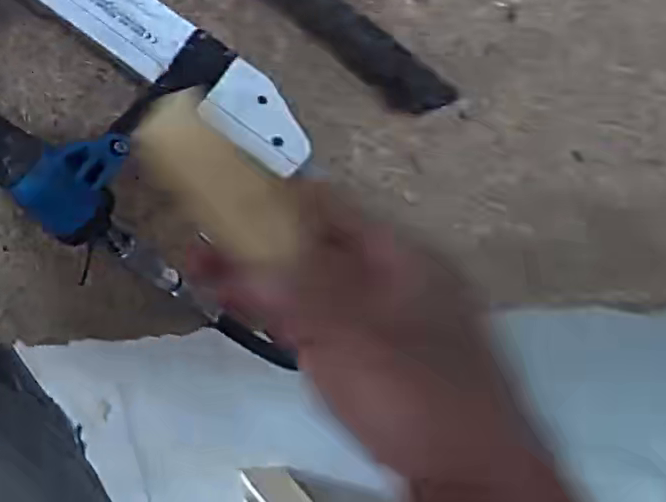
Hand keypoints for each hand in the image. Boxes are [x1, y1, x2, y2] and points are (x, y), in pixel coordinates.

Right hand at [189, 185, 571, 498]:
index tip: (222, 194)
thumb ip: (284, 277)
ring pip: (295, 276)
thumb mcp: (345, 327)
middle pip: (303, 240)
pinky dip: (261, 301)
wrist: (466, 488)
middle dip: (247, 238)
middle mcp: (384, 278)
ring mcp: (370, 314)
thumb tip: (233, 236)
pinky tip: (226, 297)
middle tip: (203, 236)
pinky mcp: (354, 346)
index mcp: (399, 258)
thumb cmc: (421, 399)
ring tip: (199, 266)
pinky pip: (298, 309)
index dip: (270, 195)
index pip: (322, 203)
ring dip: (246, 270)